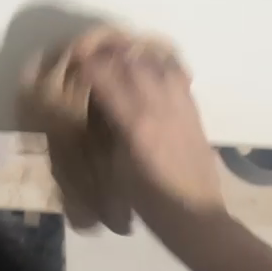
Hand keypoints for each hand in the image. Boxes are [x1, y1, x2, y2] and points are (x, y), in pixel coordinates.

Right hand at [79, 41, 226, 229]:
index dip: (88, 64)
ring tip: (122, 57)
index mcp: (134, 123)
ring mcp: (179, 106)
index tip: (74, 58)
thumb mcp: (117, 167)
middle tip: (95, 55)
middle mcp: (158, 107)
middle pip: (131, 62)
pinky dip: (161, 66)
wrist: (197, 217)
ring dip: (135, 56)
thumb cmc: (149, 200)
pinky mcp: (194, 110)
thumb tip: (97, 106)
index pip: (106, 79)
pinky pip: (177, 75)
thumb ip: (108, 130)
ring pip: (156, 63)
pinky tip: (150, 67)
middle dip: (110, 53)